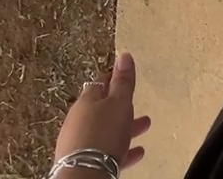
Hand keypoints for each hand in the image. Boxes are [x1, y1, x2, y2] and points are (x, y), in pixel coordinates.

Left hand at [55, 52, 150, 171]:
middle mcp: (78, 120)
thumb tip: (124, 55)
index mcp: (86, 101)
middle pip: (103, 109)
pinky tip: (137, 152)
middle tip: (138, 105)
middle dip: (122, 106)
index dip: (114, 78)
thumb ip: (123, 81)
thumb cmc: (103, 134)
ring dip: (124, 128)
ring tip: (144, 128)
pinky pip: (104, 151)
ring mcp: (78, 142)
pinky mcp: (81, 161)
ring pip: (105, 130)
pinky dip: (120, 148)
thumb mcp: (119, 103)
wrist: (83, 176)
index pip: (101, 83)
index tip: (125, 77)